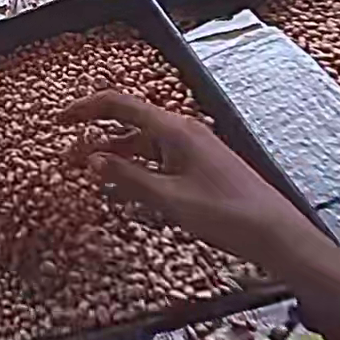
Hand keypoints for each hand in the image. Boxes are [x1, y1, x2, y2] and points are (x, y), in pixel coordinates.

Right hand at [62, 92, 317, 264]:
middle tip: (71, 154)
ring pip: (142, 142)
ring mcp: (192, 147)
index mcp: (174, 129)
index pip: (119, 104)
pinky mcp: (199, 164)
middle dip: (96, 134)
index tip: (60, 119)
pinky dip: (136, 167)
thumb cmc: (227, 214)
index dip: (85, 108)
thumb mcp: (170, 199)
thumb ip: (127, 178)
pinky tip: (126, 188)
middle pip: (129, 122)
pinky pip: (158, 158)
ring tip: (92, 174)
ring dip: (116, 154)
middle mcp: (182, 131)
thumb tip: (91, 159)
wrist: (279, 235)